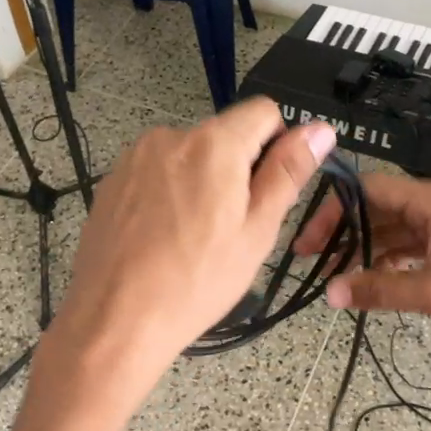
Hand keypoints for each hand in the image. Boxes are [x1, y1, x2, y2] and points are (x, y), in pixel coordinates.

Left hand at [43, 98, 336, 406]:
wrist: (115, 320)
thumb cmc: (196, 282)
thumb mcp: (257, 231)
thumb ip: (287, 172)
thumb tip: (319, 129)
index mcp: (213, 143)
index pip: (263, 111)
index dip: (277, 145)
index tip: (268, 191)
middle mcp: (169, 136)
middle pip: (222, 136)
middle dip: (235, 171)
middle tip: (231, 229)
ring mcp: (134, 158)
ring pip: (187, 158)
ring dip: (199, 184)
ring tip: (192, 240)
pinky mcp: (110, 182)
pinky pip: (154, 175)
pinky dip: (165, 197)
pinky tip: (160, 240)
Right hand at [293, 174, 430, 341]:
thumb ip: (380, 290)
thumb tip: (332, 294)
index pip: (368, 189)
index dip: (333, 212)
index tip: (311, 241)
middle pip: (379, 207)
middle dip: (346, 233)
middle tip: (317, 262)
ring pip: (396, 226)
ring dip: (368, 248)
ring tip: (342, 276)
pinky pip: (414, 241)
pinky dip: (392, 257)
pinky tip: (378, 279)